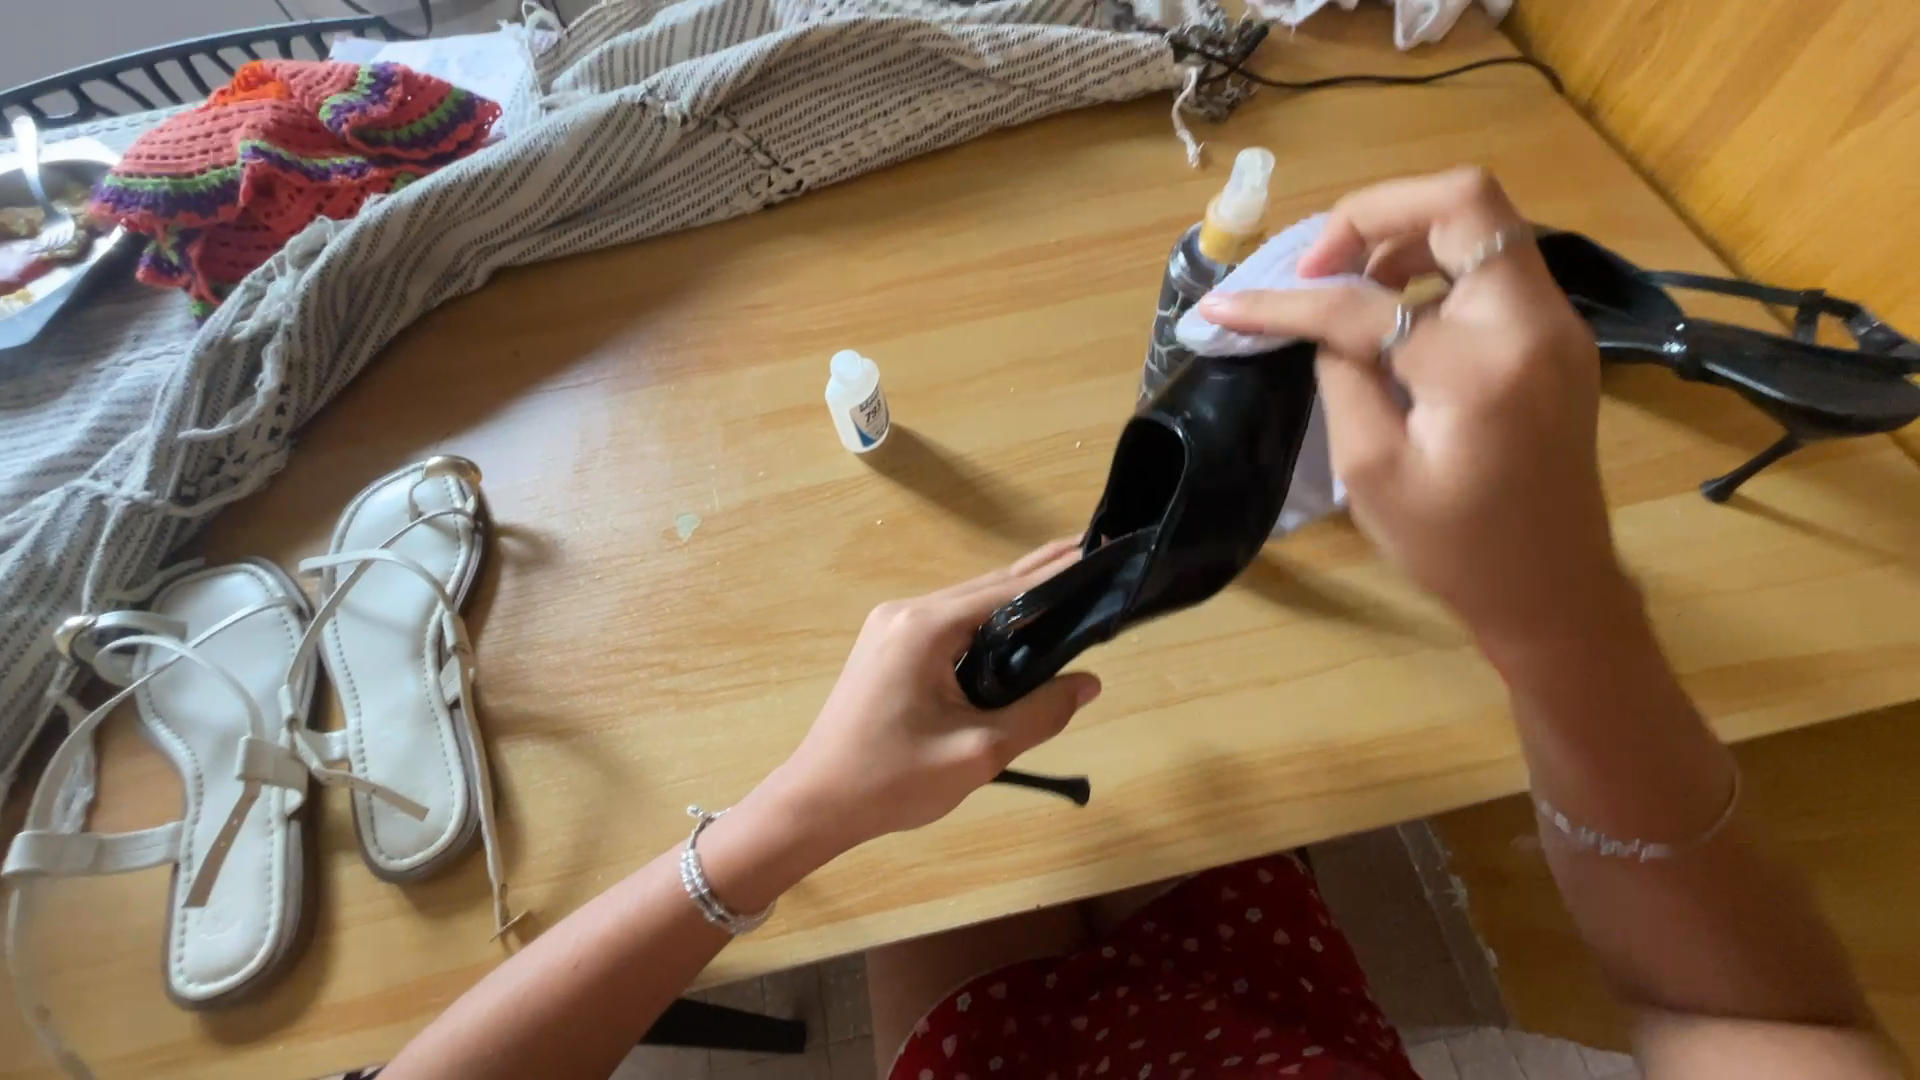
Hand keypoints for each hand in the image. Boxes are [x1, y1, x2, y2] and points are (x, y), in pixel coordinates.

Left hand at [760, 538, 1102, 853]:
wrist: (817, 801)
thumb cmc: (893, 780)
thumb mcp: (978, 752)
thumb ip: (1039, 714)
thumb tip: (1089, 683)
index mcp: (926, 627)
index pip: (1006, 592)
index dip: (1055, 576)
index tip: (1098, 556)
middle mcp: (906, 612)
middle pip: (985, 588)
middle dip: (1039, 576)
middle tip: (1092, 558)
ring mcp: (891, 625)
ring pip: (965, 604)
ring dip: (1011, 598)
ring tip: (1065, 585)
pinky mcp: (886, 643)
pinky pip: (947, 623)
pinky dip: (984, 621)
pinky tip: (1013, 626)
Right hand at [1197, 168, 1637, 648]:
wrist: (1549, 585)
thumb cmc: (1451, 545)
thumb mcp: (1370, 470)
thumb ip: (1343, 378)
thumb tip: (1327, 328)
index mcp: (1478, 367)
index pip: (1362, 306)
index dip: (1283, 303)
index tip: (1224, 305)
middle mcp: (1532, 322)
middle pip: (1463, 201)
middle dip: (1369, 217)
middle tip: (1313, 269)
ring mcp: (1553, 323)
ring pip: (1480, 223)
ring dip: (1400, 236)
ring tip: (1342, 286)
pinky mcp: (1551, 337)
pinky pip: (1489, 265)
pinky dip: (1428, 266)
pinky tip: (1386, 309)